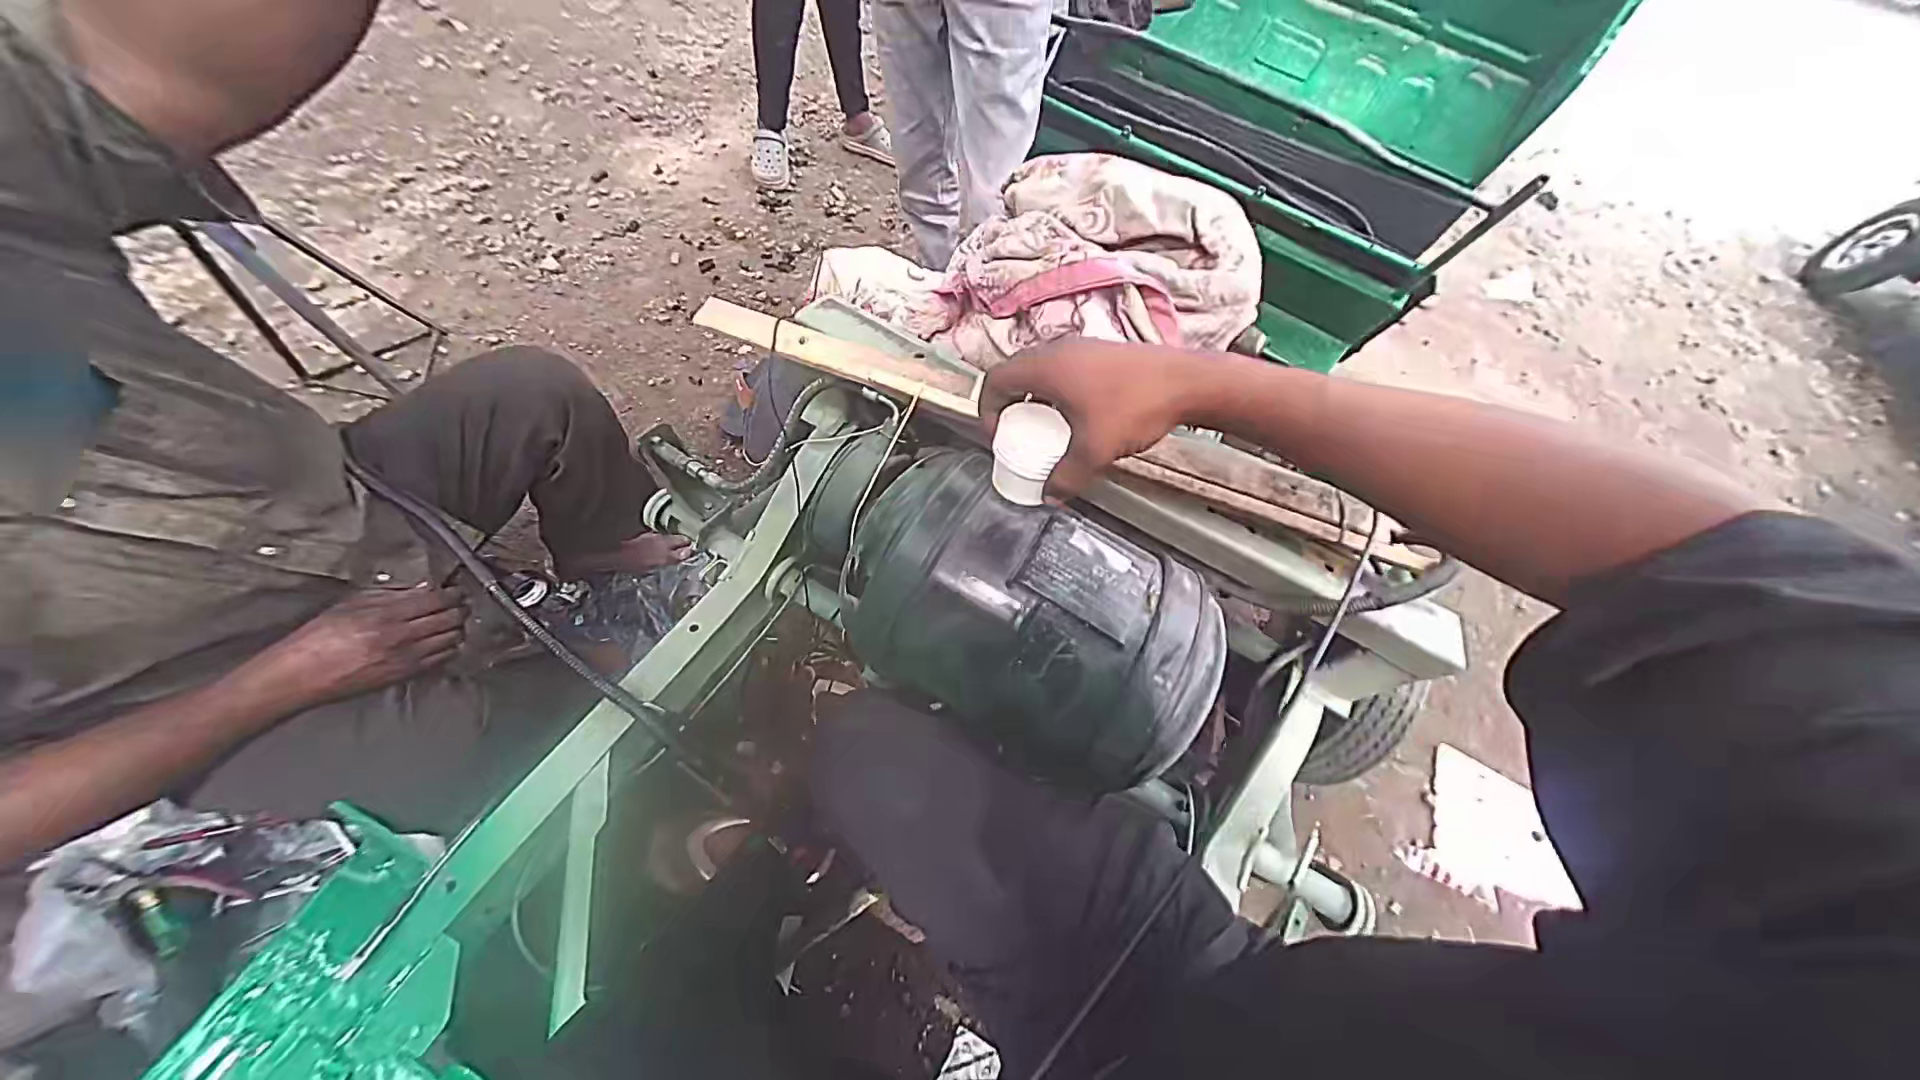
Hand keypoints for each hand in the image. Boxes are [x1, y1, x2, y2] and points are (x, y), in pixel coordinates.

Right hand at [249, 586, 468, 707]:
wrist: (297, 677)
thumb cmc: (317, 638)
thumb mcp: (349, 607)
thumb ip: (389, 596)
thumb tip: (420, 588)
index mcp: (387, 616)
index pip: (437, 600)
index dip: (453, 594)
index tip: (457, 591)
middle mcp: (403, 637)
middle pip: (451, 618)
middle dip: (460, 609)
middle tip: (460, 605)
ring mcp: (408, 658)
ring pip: (453, 638)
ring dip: (458, 628)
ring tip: (453, 622)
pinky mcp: (407, 675)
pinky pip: (443, 658)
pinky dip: (450, 647)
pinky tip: (445, 642)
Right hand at [981, 339, 1248, 494]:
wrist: (1188, 381)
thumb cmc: (1135, 407)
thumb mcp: (1094, 451)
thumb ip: (1066, 477)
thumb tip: (1050, 496)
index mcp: (1045, 367)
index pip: (995, 381)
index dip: (987, 410)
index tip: (999, 436)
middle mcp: (1058, 350)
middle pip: (1016, 374)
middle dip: (1009, 406)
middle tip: (1017, 433)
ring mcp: (1081, 347)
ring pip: (1041, 371)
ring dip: (1034, 398)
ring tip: (1046, 427)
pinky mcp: (1101, 353)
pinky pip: (1064, 370)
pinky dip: (1057, 392)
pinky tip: (1077, 416)